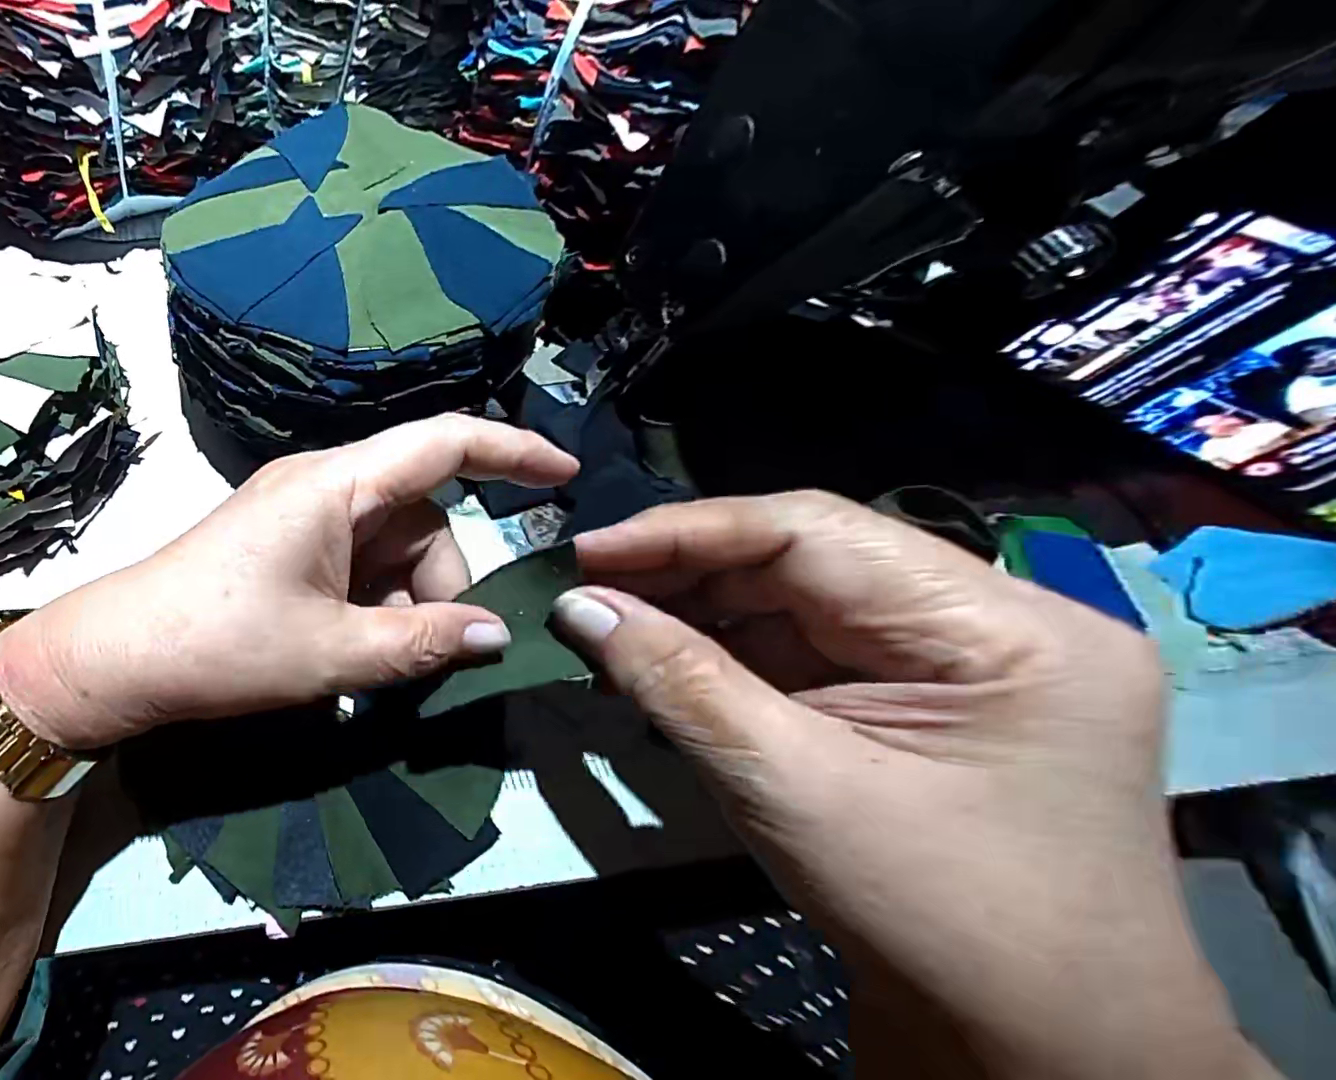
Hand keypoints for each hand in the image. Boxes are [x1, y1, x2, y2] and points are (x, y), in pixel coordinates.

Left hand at [0, 415, 577, 749]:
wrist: (116, 658)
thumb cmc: (221, 644)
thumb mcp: (334, 652)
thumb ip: (423, 643)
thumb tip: (497, 635)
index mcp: (337, 485)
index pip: (444, 443)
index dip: (513, 452)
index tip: (565, 475)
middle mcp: (326, 486)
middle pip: (422, 519)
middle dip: (441, 585)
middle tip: (432, 653)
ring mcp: (305, 516)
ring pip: (393, 549)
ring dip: (405, 604)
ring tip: (380, 663)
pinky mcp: (290, 544)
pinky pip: (359, 564)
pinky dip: (374, 605)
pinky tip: (357, 652)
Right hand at [555, 492, 1267, 1078]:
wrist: (1028, 1049)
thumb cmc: (934, 919)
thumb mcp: (786, 784)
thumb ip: (674, 678)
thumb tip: (576, 605)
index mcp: (997, 625)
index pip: (811, 531)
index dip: (686, 532)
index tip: (590, 550)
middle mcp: (976, 617)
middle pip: (795, 559)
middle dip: (679, 572)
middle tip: (584, 586)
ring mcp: (937, 653)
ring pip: (782, 597)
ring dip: (687, 608)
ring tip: (603, 619)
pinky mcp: (898, 689)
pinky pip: (788, 642)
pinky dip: (712, 647)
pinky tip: (651, 654)